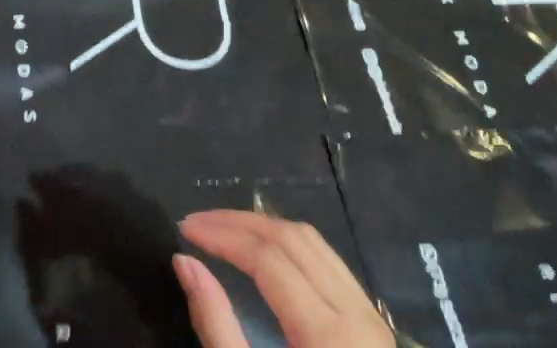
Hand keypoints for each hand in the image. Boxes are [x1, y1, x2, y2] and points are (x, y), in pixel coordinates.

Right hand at [173, 210, 393, 347]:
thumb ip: (215, 324)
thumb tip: (183, 262)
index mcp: (328, 334)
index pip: (268, 257)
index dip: (222, 235)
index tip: (183, 230)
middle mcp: (358, 315)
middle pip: (292, 239)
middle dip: (238, 222)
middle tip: (195, 224)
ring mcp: (372, 319)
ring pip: (314, 243)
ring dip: (263, 228)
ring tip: (222, 231)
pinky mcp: (374, 326)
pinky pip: (328, 263)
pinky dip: (288, 246)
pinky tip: (261, 255)